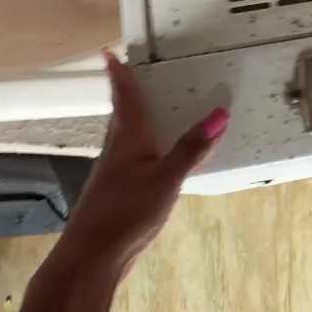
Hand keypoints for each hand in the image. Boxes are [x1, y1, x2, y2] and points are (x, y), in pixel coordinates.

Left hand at [55, 52, 228, 276]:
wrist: (91, 258)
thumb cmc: (125, 212)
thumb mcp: (167, 179)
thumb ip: (192, 148)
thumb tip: (220, 114)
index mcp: (128, 140)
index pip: (124, 99)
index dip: (118, 75)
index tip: (109, 53)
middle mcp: (118, 151)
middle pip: (122, 116)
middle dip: (128, 95)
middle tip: (137, 74)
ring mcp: (116, 174)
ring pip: (127, 138)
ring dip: (137, 120)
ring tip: (154, 108)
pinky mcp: (120, 194)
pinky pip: (137, 158)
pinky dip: (148, 146)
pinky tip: (160, 156)